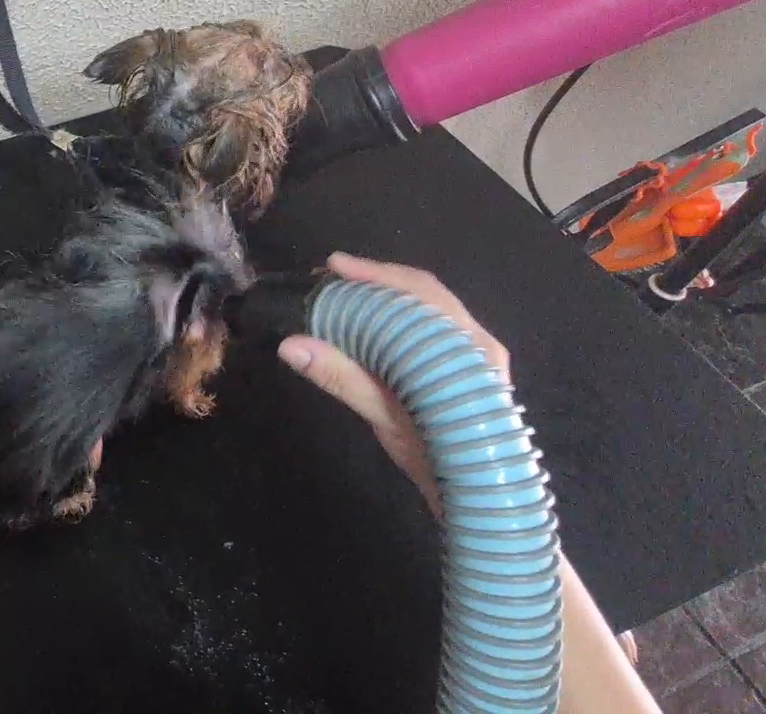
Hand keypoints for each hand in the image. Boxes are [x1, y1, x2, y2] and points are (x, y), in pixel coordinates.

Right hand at [276, 253, 511, 513]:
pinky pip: (425, 325)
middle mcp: (477, 340)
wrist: (476, 499)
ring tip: (341, 292)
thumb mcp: (386, 418)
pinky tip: (366, 319)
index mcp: (469, 348)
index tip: (333, 266)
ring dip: (382, 295)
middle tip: (329, 276)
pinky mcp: (461, 365)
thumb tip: (289, 344)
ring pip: (425, 307)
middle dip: (374, 280)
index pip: (422, 292)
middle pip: (424, 293)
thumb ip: (342, 378)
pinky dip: (392, 314)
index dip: (375, 273)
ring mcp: (473, 353)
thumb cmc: (437, 458)